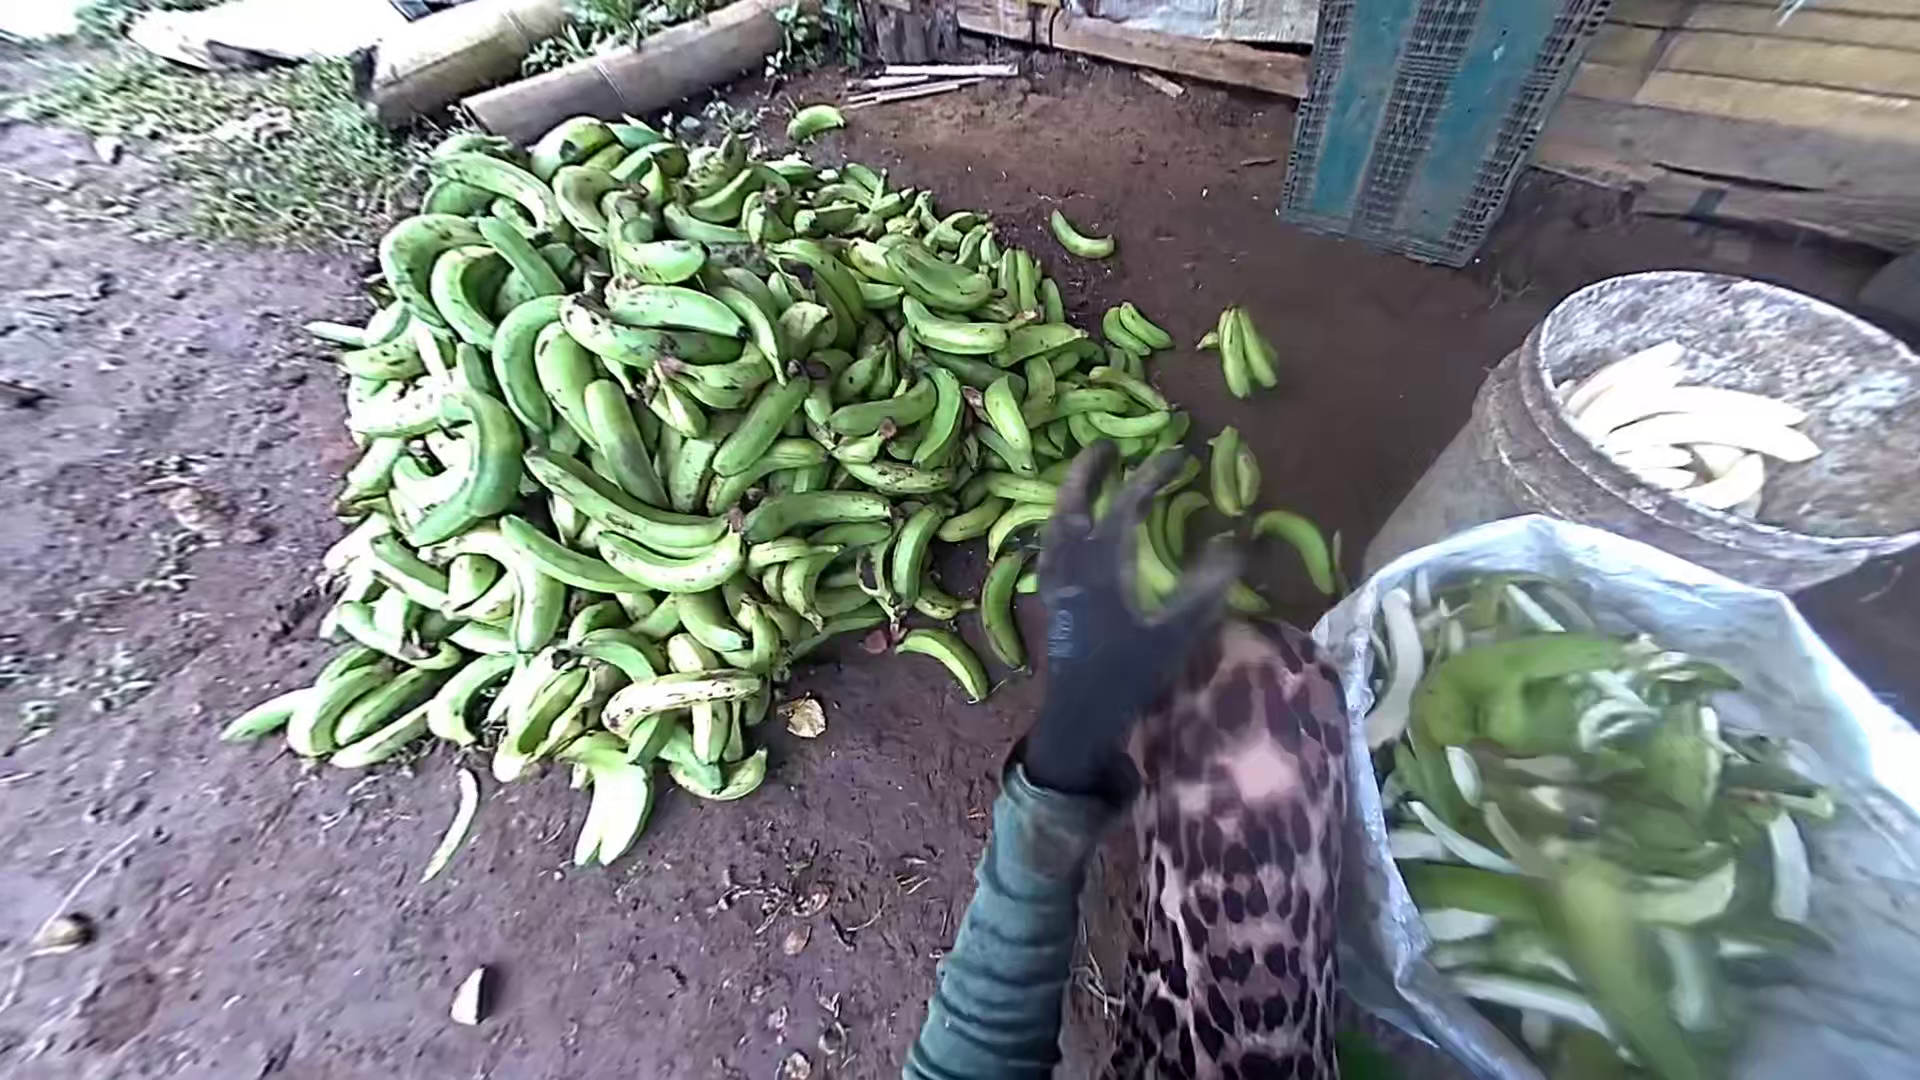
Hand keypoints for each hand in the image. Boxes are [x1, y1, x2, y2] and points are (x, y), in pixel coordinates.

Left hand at [1022, 442, 1240, 795]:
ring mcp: (1054, 577)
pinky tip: (1067, 527)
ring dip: (1070, 493)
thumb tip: (1234, 539)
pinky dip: (1059, 524)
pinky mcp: (1049, 593)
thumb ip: (1206, 586)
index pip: (1128, 504)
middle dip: (1088, 470)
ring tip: (1086, 477)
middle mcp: (1071, 562)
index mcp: (1103, 565)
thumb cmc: (1130, 673)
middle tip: (1105, 444)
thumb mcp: (1176, 632)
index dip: (1153, 474)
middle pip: (1072, 503)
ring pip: (1054, 522)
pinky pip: (1048, 545)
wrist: (1083, 710)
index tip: (1179, 454)